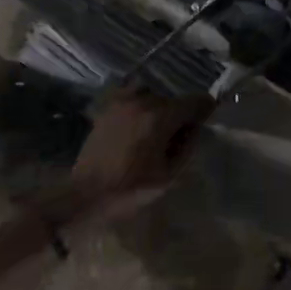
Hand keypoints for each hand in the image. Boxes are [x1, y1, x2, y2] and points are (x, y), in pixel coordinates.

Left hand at [62, 86, 211, 220]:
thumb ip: (188, 147)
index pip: (196, 101)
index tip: (206, 122)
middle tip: (176, 139)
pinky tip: (138, 122)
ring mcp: (123, 101)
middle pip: (174, 100)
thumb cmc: (129, 189)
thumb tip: (197, 128)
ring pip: (155, 96)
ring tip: (156, 131)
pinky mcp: (109, 107)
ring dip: (161, 109)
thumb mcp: (168, 176)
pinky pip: (133, 95)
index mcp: (161, 117)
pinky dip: (141, 104)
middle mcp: (144, 101)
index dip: (206, 110)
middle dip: (181, 115)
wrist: (85, 194)